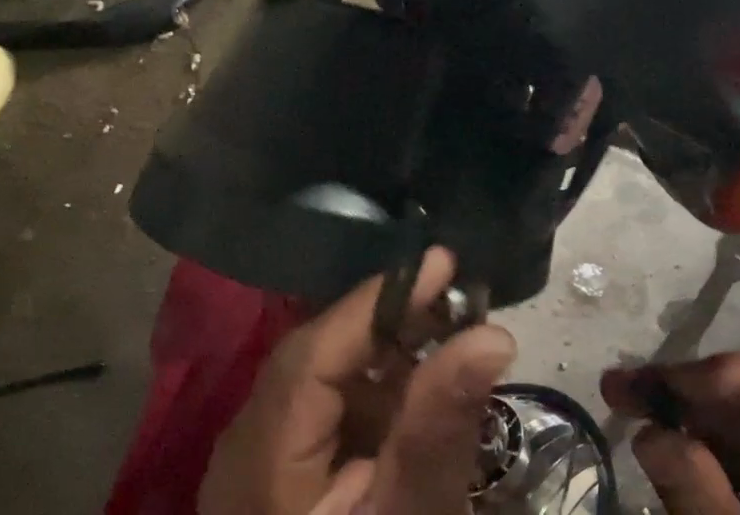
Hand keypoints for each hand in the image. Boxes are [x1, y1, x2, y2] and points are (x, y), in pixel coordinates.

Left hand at [197, 248, 515, 514]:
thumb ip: (440, 429)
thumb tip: (491, 333)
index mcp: (260, 460)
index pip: (311, 352)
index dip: (378, 301)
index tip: (445, 262)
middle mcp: (247, 448)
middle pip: (316, 358)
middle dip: (391, 325)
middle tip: (462, 302)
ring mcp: (263, 464)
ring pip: (327, 379)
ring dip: (392, 357)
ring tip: (454, 344)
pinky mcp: (285, 478)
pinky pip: (332, 411)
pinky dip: (381, 395)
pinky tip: (423, 399)